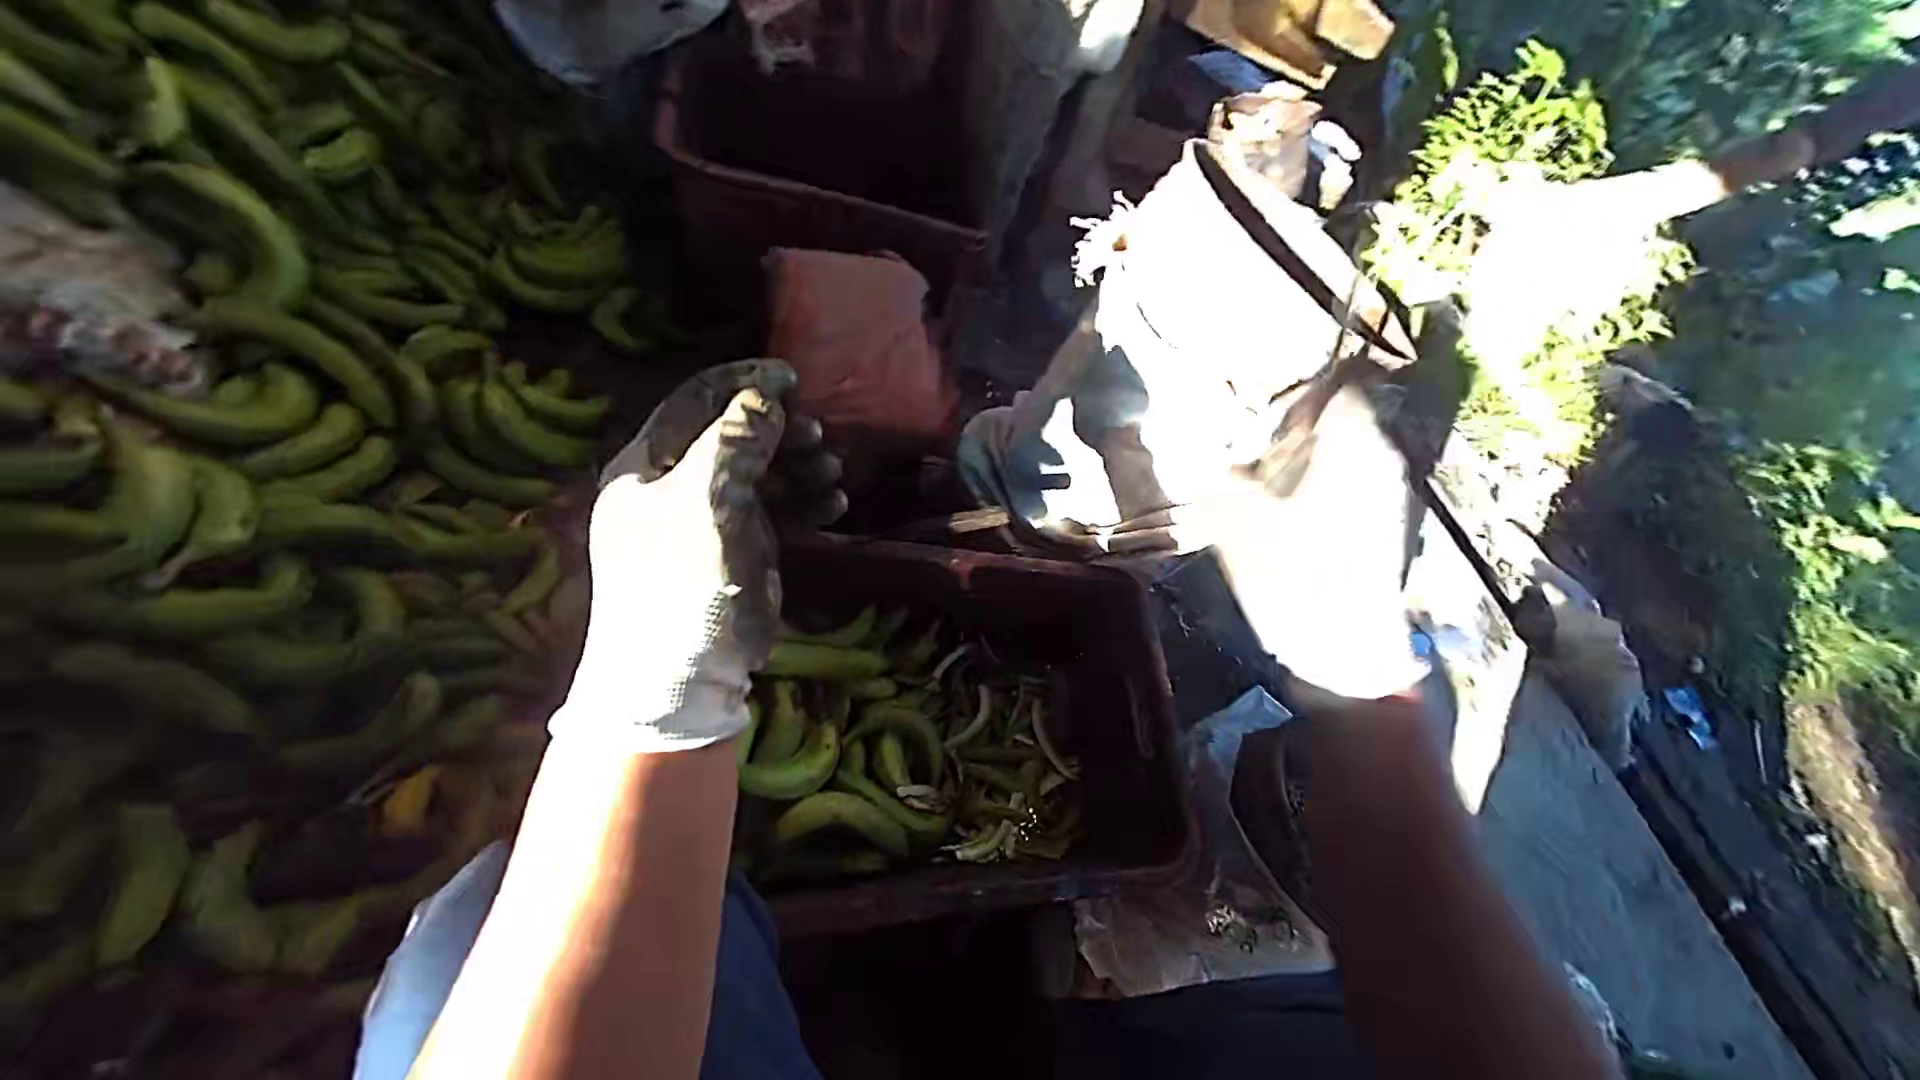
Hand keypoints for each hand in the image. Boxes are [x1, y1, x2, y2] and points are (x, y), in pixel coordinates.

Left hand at [549, 360, 844, 751]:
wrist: (681, 672)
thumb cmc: (680, 579)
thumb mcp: (703, 501)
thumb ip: (734, 441)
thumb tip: (767, 396)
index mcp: (650, 465)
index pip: (696, 402)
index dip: (742, 383)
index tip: (791, 378)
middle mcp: (680, 484)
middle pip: (736, 435)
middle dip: (780, 429)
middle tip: (817, 436)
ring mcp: (714, 517)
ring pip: (764, 472)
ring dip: (801, 466)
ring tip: (831, 471)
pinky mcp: (744, 547)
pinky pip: (781, 511)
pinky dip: (808, 503)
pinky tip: (835, 505)